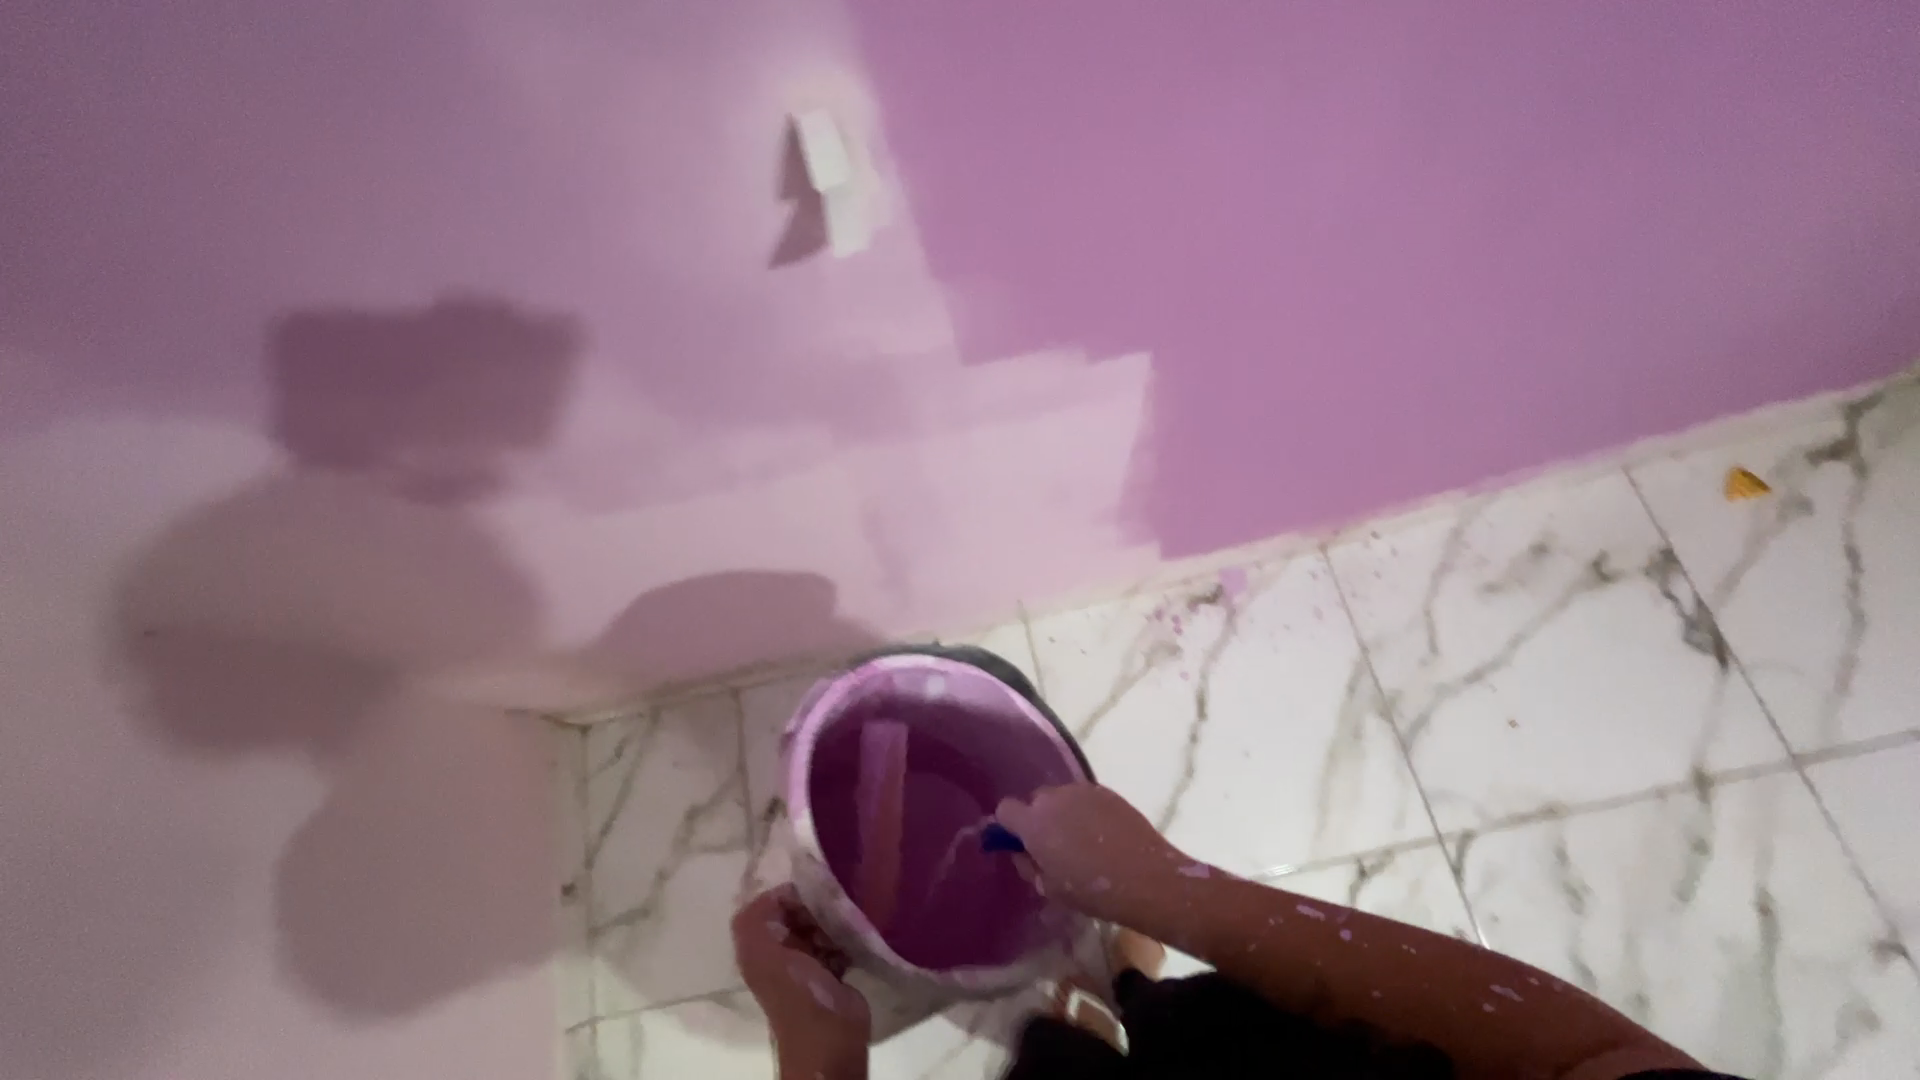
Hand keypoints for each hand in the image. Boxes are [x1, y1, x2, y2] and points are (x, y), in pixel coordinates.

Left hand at [732, 885, 870, 1065]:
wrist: (831, 1039)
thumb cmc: (797, 994)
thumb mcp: (764, 956)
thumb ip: (755, 921)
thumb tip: (776, 889)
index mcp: (758, 949)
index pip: (767, 905)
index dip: (786, 893)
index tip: (811, 887)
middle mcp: (779, 955)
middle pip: (794, 914)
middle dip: (813, 904)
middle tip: (833, 901)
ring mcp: (807, 965)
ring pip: (818, 926)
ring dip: (832, 918)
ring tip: (847, 915)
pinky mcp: (832, 973)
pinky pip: (837, 942)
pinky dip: (846, 935)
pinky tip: (856, 932)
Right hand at [995, 783, 1188, 921]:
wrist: (1146, 878)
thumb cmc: (1092, 891)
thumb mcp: (1050, 889)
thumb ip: (1028, 866)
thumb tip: (1021, 852)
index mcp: (1033, 823)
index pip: (1005, 809)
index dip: (1008, 825)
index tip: (1019, 843)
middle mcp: (1053, 798)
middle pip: (1034, 800)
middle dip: (1038, 818)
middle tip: (1053, 845)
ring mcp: (1081, 790)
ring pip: (1061, 798)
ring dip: (1062, 813)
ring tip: (1082, 840)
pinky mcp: (1106, 791)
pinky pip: (1084, 798)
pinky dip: (1086, 811)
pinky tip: (1102, 835)